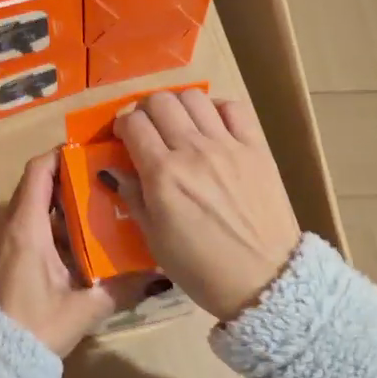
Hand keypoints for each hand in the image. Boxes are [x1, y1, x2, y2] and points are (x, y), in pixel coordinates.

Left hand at [0, 152, 142, 356]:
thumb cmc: (36, 327)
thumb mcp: (84, 308)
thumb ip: (121, 288)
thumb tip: (159, 274)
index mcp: (27, 228)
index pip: (39, 171)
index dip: (62, 155)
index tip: (91, 152)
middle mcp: (11, 227)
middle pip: (37, 186)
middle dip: (68, 178)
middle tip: (105, 179)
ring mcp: (5, 244)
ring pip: (33, 208)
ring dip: (62, 204)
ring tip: (100, 206)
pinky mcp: (5, 260)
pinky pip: (29, 228)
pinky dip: (53, 225)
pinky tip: (82, 242)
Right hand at [107, 91, 300, 321]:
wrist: (265, 280)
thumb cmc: (202, 268)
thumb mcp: (155, 240)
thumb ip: (133, 198)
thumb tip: (111, 171)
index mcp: (163, 175)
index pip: (133, 124)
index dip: (122, 126)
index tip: (123, 138)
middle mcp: (193, 151)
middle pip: (160, 101)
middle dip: (146, 110)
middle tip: (148, 128)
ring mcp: (228, 145)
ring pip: (194, 97)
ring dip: (178, 105)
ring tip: (179, 123)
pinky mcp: (257, 147)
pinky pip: (234, 108)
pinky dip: (217, 108)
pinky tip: (212, 125)